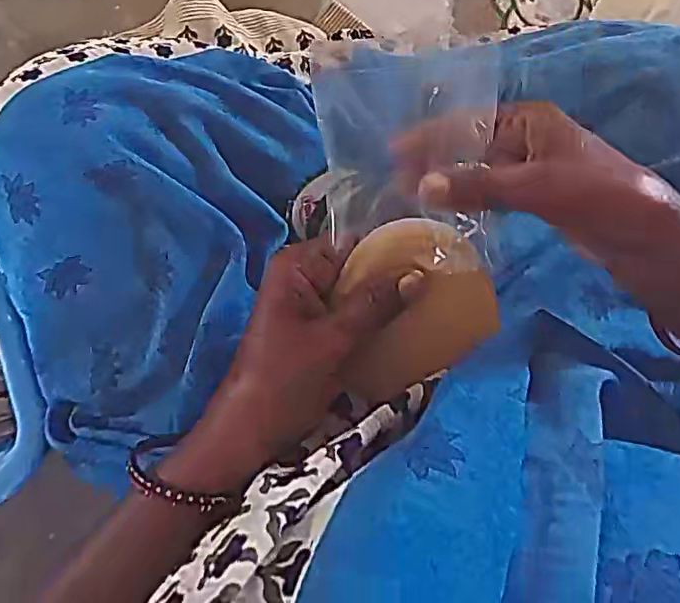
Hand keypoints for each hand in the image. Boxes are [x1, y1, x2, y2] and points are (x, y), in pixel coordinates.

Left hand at [164, 238, 410, 493]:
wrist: (248, 437)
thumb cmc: (284, 381)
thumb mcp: (334, 340)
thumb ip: (375, 304)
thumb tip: (417, 275)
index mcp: (297, 265)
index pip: (351, 242)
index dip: (386, 249)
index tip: (424, 258)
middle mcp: (300, 275)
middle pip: (354, 266)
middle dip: (388, 277)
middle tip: (430, 284)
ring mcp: (306, 303)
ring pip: (354, 292)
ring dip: (382, 302)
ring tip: (423, 304)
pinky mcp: (313, 329)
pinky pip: (348, 314)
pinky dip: (369, 321)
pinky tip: (398, 329)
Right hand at [397, 102, 679, 256]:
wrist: (649, 239)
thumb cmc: (599, 195)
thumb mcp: (538, 186)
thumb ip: (481, 184)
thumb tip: (423, 185)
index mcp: (531, 120)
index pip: (470, 121)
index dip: (432, 134)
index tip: (396, 149)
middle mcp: (529, 138)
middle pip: (472, 144)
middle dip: (437, 158)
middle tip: (397, 176)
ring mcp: (534, 169)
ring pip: (481, 170)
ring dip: (451, 179)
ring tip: (413, 192)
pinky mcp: (539, 198)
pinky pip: (495, 192)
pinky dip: (471, 197)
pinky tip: (450, 207)